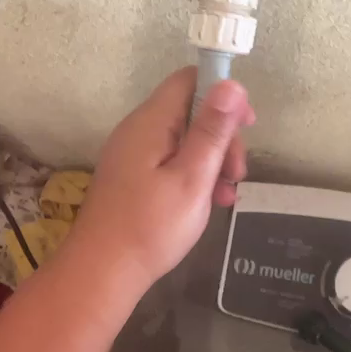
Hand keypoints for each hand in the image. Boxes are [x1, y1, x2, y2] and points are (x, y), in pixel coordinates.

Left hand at [64, 68, 252, 284]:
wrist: (103, 271)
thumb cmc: (151, 226)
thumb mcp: (192, 177)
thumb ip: (212, 130)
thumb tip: (231, 83)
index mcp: (150, 123)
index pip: (189, 80)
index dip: (223, 94)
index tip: (247, 125)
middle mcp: (138, 131)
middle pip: (190, 112)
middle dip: (222, 137)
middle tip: (238, 174)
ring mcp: (133, 155)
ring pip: (183, 141)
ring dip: (212, 161)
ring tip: (227, 196)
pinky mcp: (133, 178)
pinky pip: (170, 162)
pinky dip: (194, 176)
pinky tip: (209, 203)